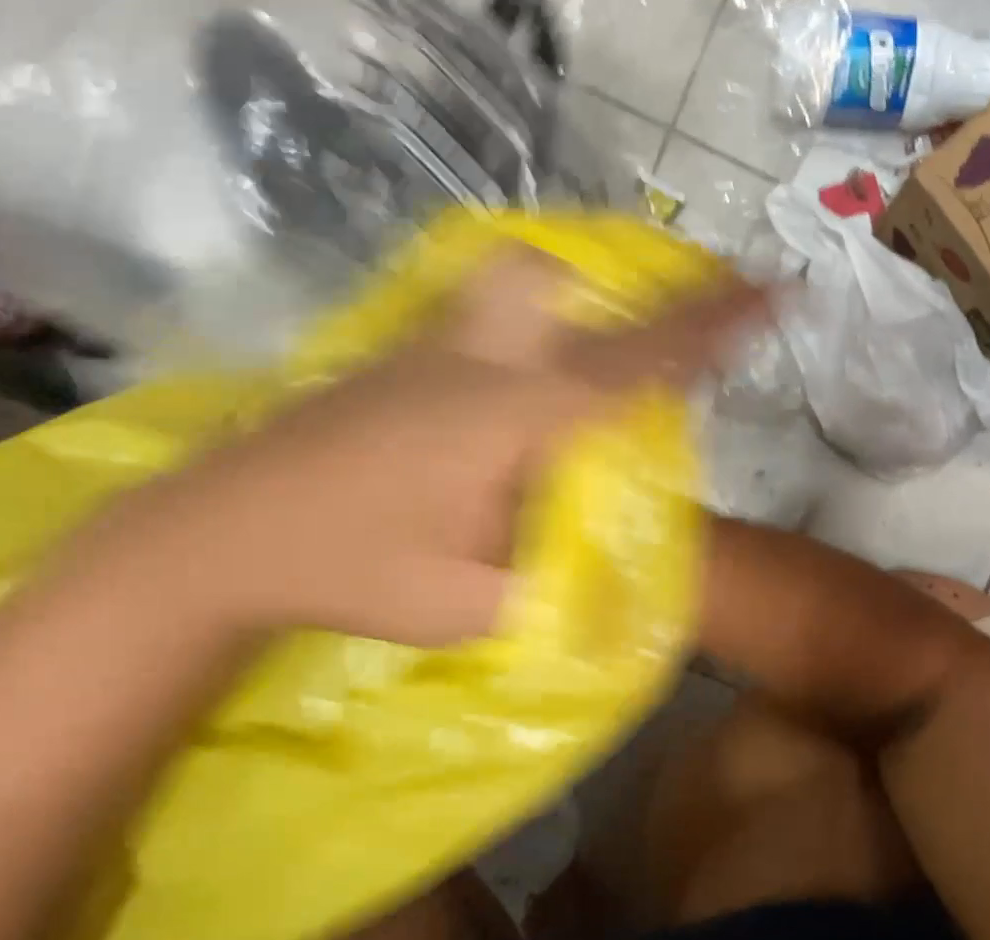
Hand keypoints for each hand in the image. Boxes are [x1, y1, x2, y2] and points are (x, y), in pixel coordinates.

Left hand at [98, 247, 769, 645]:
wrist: (218, 537)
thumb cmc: (350, 570)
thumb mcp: (472, 605)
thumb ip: (556, 590)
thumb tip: (615, 582)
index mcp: (513, 416)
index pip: (632, 364)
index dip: (708, 329)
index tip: (771, 293)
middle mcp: (477, 363)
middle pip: (557, 284)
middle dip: (623, 295)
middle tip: (672, 330)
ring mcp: (425, 354)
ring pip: (507, 288)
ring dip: (565, 305)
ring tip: (591, 358)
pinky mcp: (393, 365)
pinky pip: (477, 322)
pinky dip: (520, 333)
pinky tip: (515, 393)